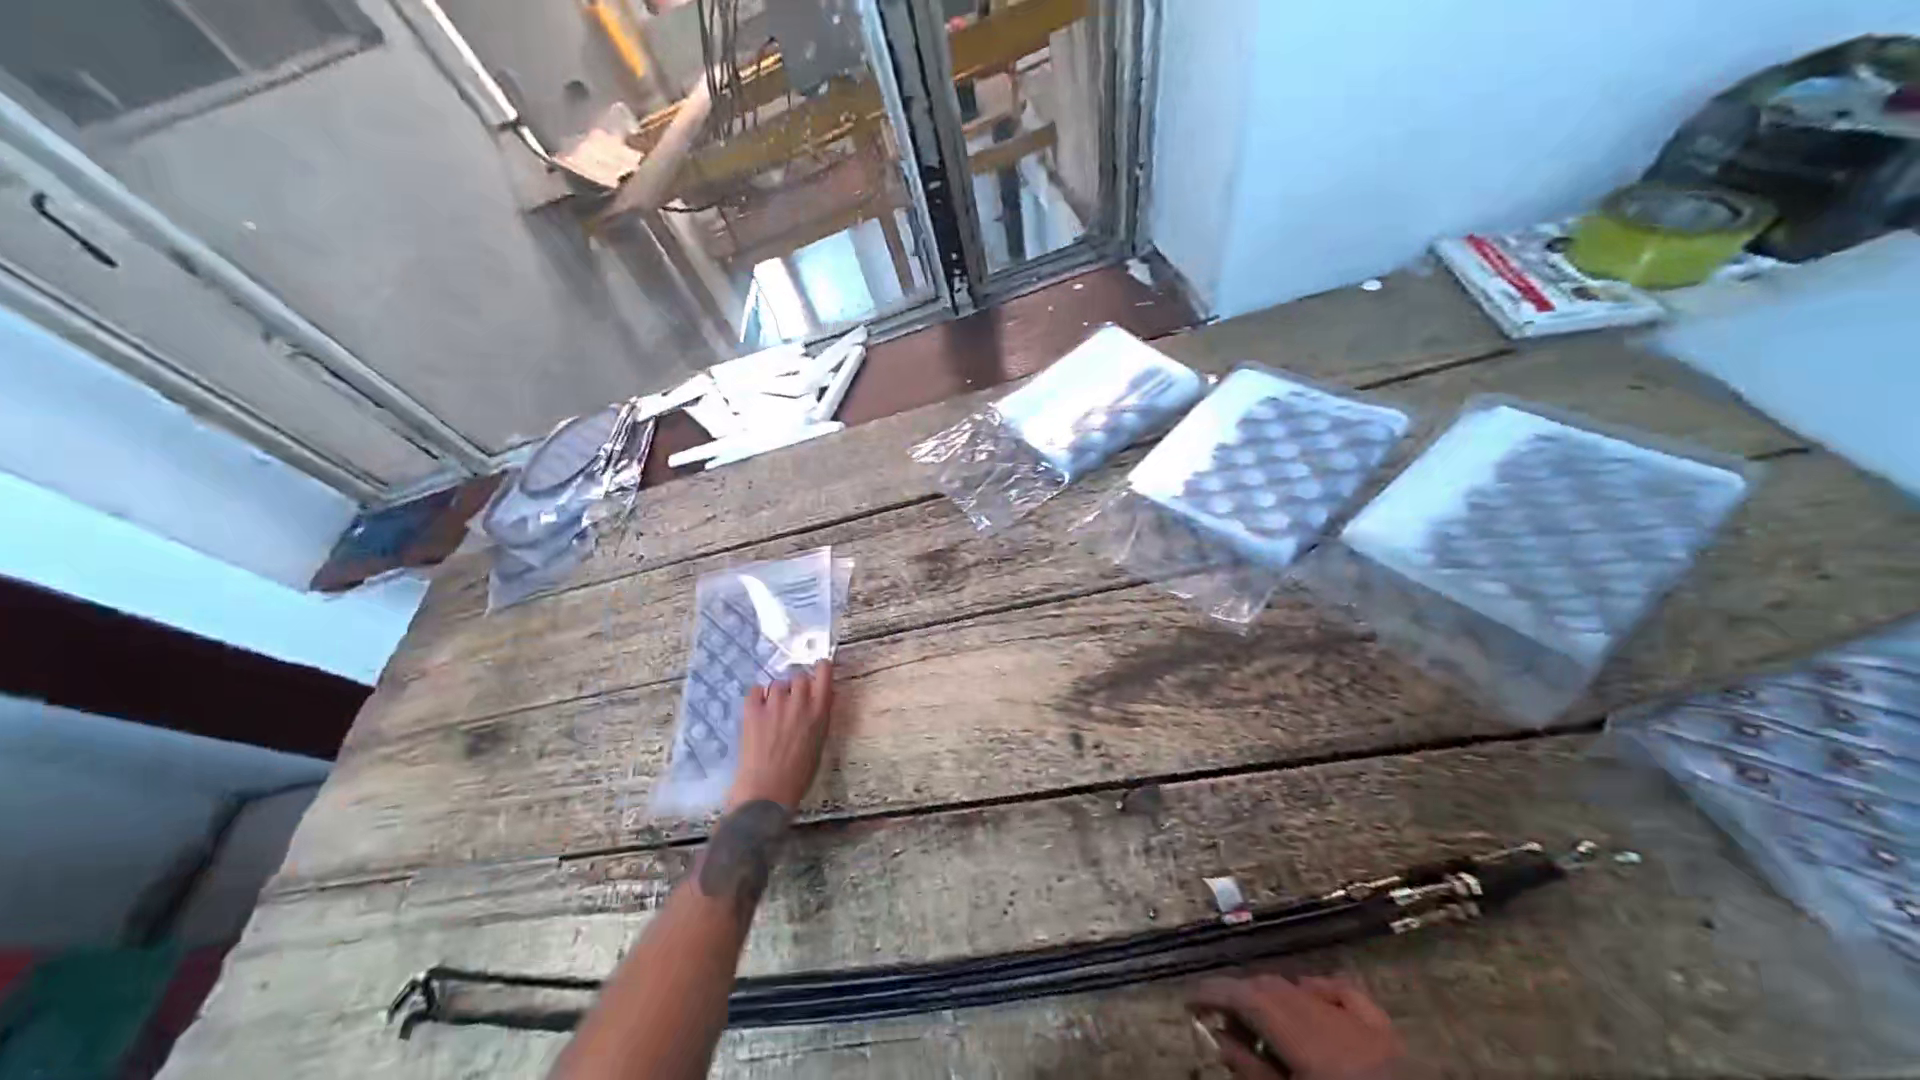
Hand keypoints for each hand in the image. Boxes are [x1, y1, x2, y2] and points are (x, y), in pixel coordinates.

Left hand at [726, 660, 834, 812]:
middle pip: (799, 677)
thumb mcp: (820, 743)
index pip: (824, 672)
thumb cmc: (799, 774)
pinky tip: (759, 711)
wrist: (767, 791)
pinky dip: (757, 697)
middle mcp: (798, 702)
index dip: (820, 669)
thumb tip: (822, 697)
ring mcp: (774, 704)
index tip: (818, 671)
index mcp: (819, 711)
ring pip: (777, 684)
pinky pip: (755, 690)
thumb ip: (821, 717)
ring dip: (777, 694)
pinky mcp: (752, 710)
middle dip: (796, 688)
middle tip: (792, 704)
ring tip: (773, 713)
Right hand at [1190, 974, 1404, 1079]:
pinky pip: (1343, 993)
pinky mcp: (1384, 1029)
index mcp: (1298, 1033)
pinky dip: (1318, 989)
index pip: (1243, 995)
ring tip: (1258, 1018)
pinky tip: (1309, 995)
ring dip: (1273, 995)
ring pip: (1300, 987)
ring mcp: (1357, 1018)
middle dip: (1240, 995)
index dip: (1211, 991)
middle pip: (1269, 986)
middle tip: (1220, 1016)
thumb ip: (1253, 1071)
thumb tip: (1220, 1036)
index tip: (1189, 999)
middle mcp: (1323, 1013)